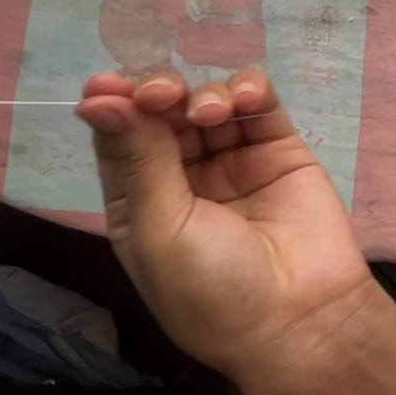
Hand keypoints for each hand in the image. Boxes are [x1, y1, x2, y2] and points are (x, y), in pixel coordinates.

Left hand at [75, 71, 381, 380]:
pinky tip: (243, 98)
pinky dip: (251, 93)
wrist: (296, 310)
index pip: (121, 143)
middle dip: (160, 96)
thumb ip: (141, 160)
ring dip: (205, 95)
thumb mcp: (161, 228)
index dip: (112, 111)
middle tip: (160, 93)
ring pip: (213, 106)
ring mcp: (237, 161)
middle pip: (166, 117)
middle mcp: (187, 178)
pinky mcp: (282, 150)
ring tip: (209, 111)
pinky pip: (262, 110)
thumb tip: (99, 100)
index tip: (104, 83)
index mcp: (143, 204)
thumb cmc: (210, 285)